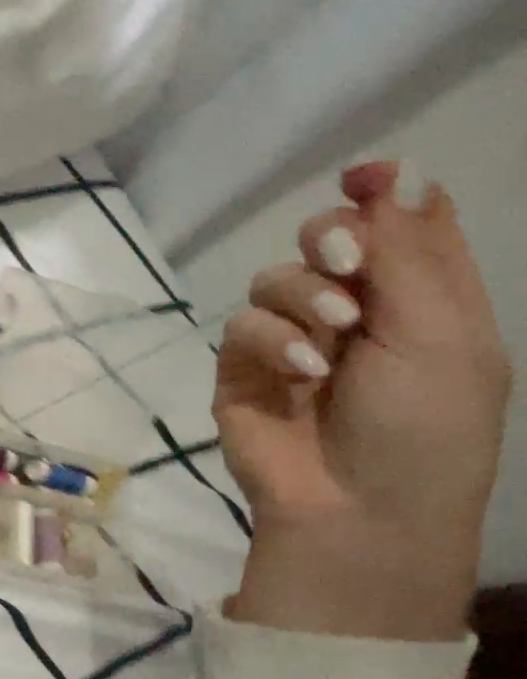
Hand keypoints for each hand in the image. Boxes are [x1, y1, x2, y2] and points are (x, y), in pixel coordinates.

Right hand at [216, 161, 510, 639]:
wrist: (359, 507)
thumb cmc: (426, 424)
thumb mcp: (440, 330)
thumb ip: (410, 253)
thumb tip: (393, 171)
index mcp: (423, 295)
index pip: (400, 222)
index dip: (381, 193)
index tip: (362, 178)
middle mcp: (354, 310)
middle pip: (326, 238)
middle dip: (331, 241)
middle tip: (345, 265)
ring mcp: (292, 342)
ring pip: (273, 280)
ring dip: (302, 300)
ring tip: (330, 344)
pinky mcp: (240, 374)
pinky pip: (238, 330)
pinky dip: (268, 343)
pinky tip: (299, 372)